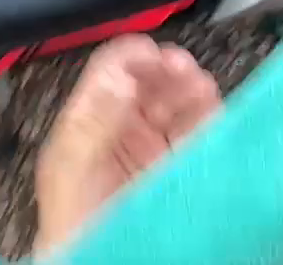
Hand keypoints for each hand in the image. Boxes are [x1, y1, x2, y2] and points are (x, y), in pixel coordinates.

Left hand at [33, 35, 221, 254]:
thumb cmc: (75, 229)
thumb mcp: (73, 170)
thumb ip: (93, 122)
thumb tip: (119, 77)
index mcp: (89, 121)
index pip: (109, 72)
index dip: (130, 57)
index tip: (151, 53)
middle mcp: (121, 129)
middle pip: (147, 80)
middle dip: (166, 67)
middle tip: (181, 66)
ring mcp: (150, 147)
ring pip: (175, 99)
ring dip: (188, 84)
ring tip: (198, 84)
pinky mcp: (176, 165)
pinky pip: (196, 128)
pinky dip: (206, 111)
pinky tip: (210, 105)